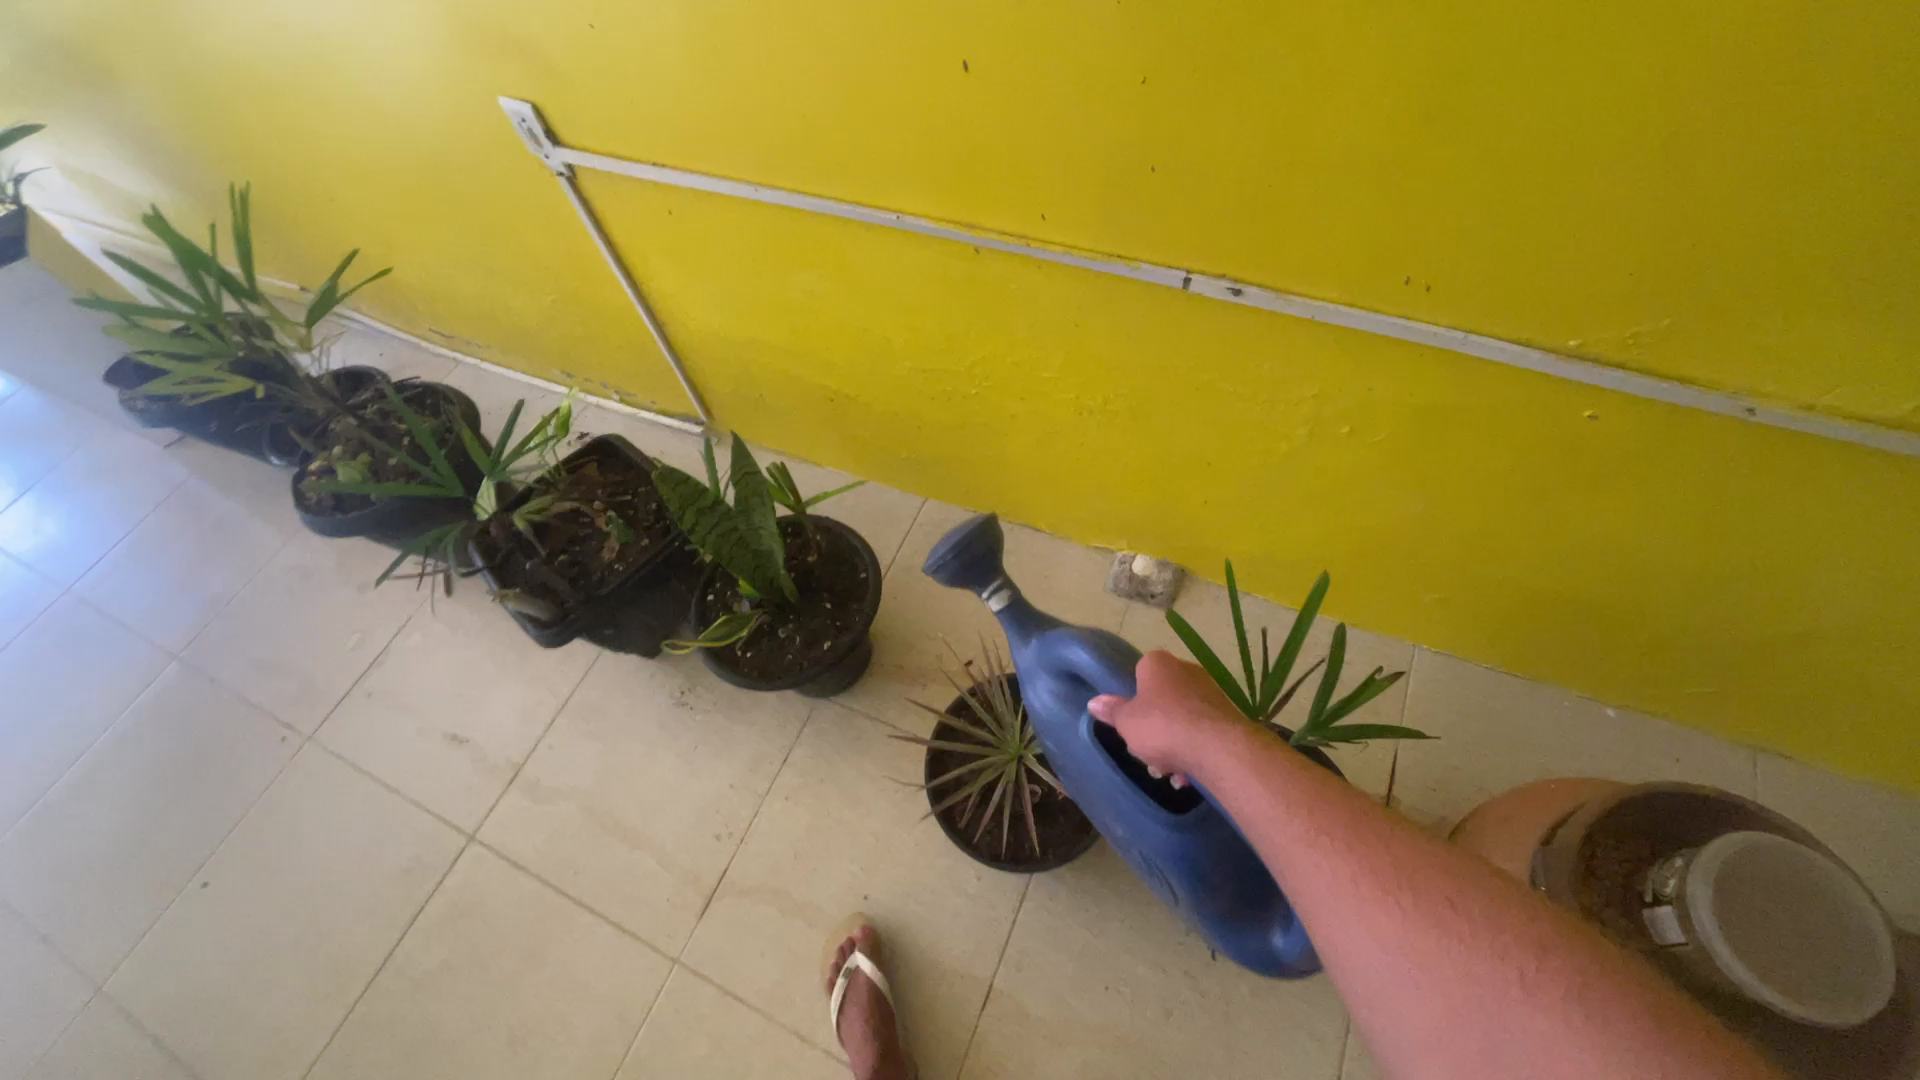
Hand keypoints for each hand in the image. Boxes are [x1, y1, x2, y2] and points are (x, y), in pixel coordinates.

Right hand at [1088, 650, 1247, 783]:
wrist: (1216, 747)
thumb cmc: (1161, 726)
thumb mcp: (1126, 722)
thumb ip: (1112, 711)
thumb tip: (1094, 702)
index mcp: (1158, 663)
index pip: (1140, 672)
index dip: (1134, 698)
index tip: (1132, 721)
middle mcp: (1186, 669)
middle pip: (1162, 697)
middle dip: (1155, 725)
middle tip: (1147, 751)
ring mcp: (1210, 691)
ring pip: (1183, 717)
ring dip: (1174, 742)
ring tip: (1169, 770)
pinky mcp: (1228, 714)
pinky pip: (1202, 731)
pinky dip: (1194, 748)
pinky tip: (1188, 772)